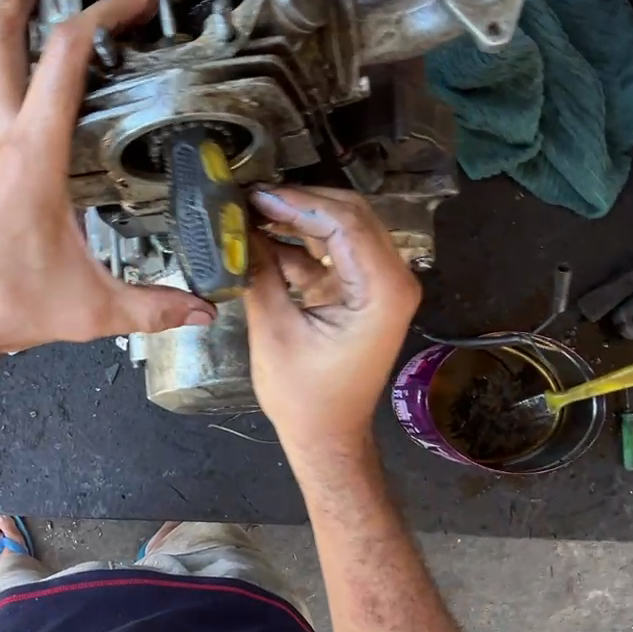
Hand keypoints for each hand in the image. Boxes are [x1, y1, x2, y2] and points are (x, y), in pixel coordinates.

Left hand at [0, 0, 214, 369]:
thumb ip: (151, 309)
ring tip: (41, 10)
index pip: (66, 56)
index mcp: (32, 157)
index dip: (104, 15)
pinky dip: (12, 82)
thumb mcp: (90, 309)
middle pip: (2, 34)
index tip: (132, 2)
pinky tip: (34, 100)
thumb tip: (198, 312)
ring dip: (13, 28)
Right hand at [244, 185, 421, 453]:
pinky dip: (301, 248)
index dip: (298, 202)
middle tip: (253, 198)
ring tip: (253, 215)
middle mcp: (392, 280)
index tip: (257, 195)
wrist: (327, 436)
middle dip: (300, 203)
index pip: (345, 223)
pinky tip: (264, 243)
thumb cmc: (305, 397)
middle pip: (350, 217)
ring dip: (298, 221)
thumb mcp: (275, 333)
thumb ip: (260, 276)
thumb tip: (239, 233)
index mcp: (382, 290)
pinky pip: (333, 256)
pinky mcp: (361, 294)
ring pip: (341, 231)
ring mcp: (379, 286)